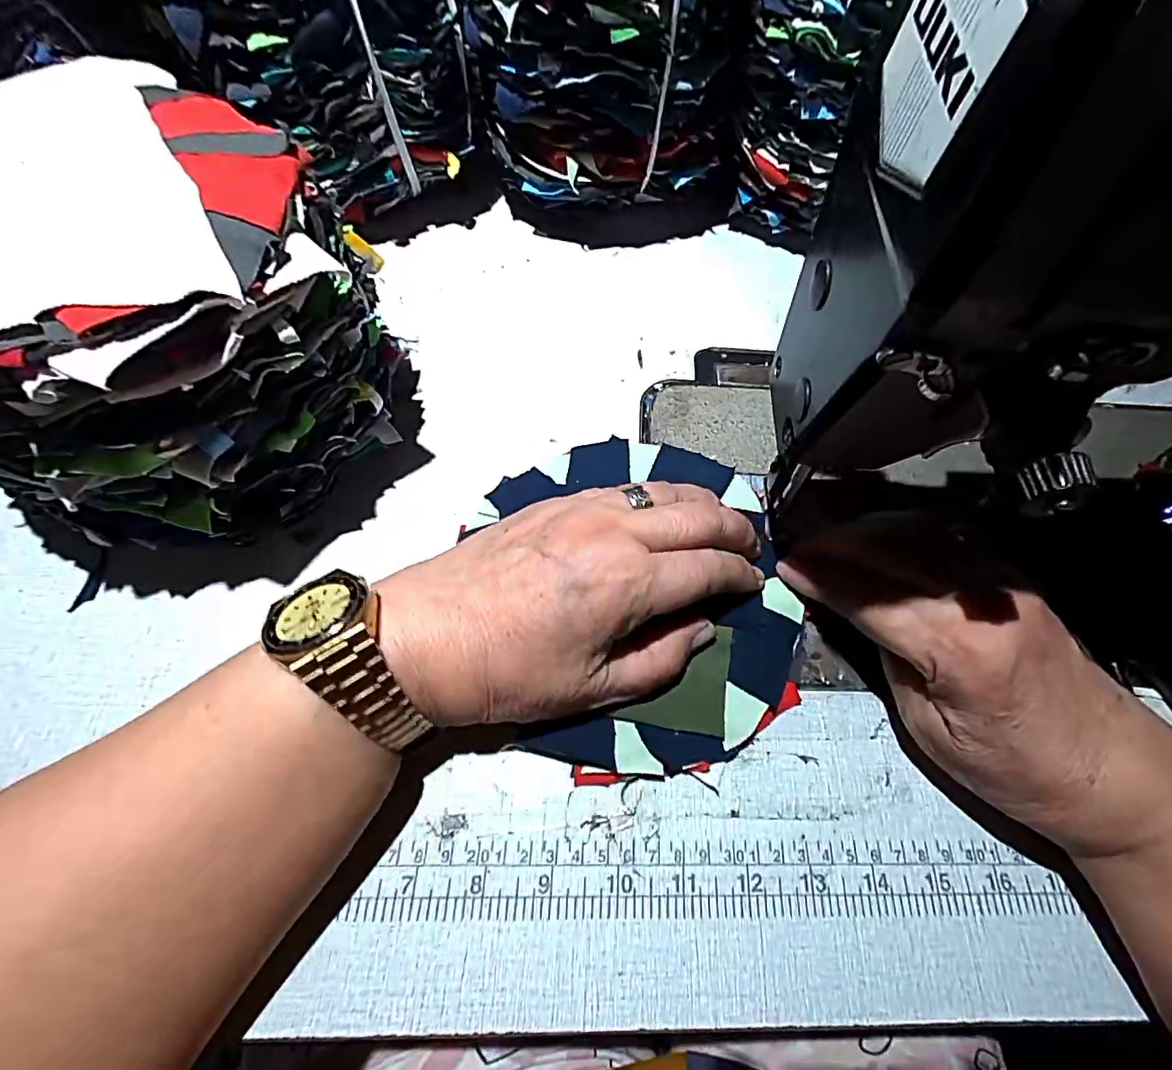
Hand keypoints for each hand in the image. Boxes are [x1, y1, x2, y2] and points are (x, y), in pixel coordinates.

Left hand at [374, 483, 763, 726]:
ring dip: (705, 503)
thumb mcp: (592, 687)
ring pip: (668, 489)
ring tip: (721, 521)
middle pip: (700, 517)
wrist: (419, 636)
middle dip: (737, 530)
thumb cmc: (504, 672)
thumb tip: (699, 629)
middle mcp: (615, 533)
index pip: (709, 568)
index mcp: (628, 583)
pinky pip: (630, 485)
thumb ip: (662, 660)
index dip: (740, 576)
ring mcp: (585, 509)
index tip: (752, 585)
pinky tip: (665, 508)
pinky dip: (663, 494)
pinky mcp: (559, 500)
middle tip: (750, 548)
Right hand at [779, 515, 1171, 860]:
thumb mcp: (932, 733)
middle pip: (894, 550)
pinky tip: (889, 540)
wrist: (1106, 766)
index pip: (870, 595)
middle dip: (840, 541)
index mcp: (955, 648)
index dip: (823, 577)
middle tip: (803, 544)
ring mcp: (1003, 583)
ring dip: (873, 529)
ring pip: (923, 534)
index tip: (790, 565)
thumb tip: (864, 618)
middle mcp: (980, 600)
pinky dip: (909, 534)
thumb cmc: (1017, 770)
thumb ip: (894, 664)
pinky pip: (951, 542)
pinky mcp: (1017, 581)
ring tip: (835, 538)